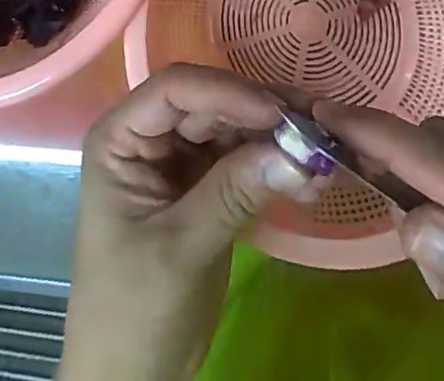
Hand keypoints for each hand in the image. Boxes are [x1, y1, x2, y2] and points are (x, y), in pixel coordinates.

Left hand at [59, 65, 320, 380]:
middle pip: (211, 103)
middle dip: (261, 113)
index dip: (225, 92)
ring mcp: (181, 160)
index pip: (174, 90)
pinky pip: (247, 159)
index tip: (277, 114)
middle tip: (315, 128)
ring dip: (277, 138)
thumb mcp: (178, 249)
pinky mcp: (208, 184)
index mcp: (121, 138)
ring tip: (322, 156)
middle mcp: (151, 137)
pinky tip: (309, 182)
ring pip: (235, 127)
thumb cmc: (131, 310)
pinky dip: (278, 165)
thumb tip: (296, 153)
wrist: (131, 376)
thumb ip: (232, 194)